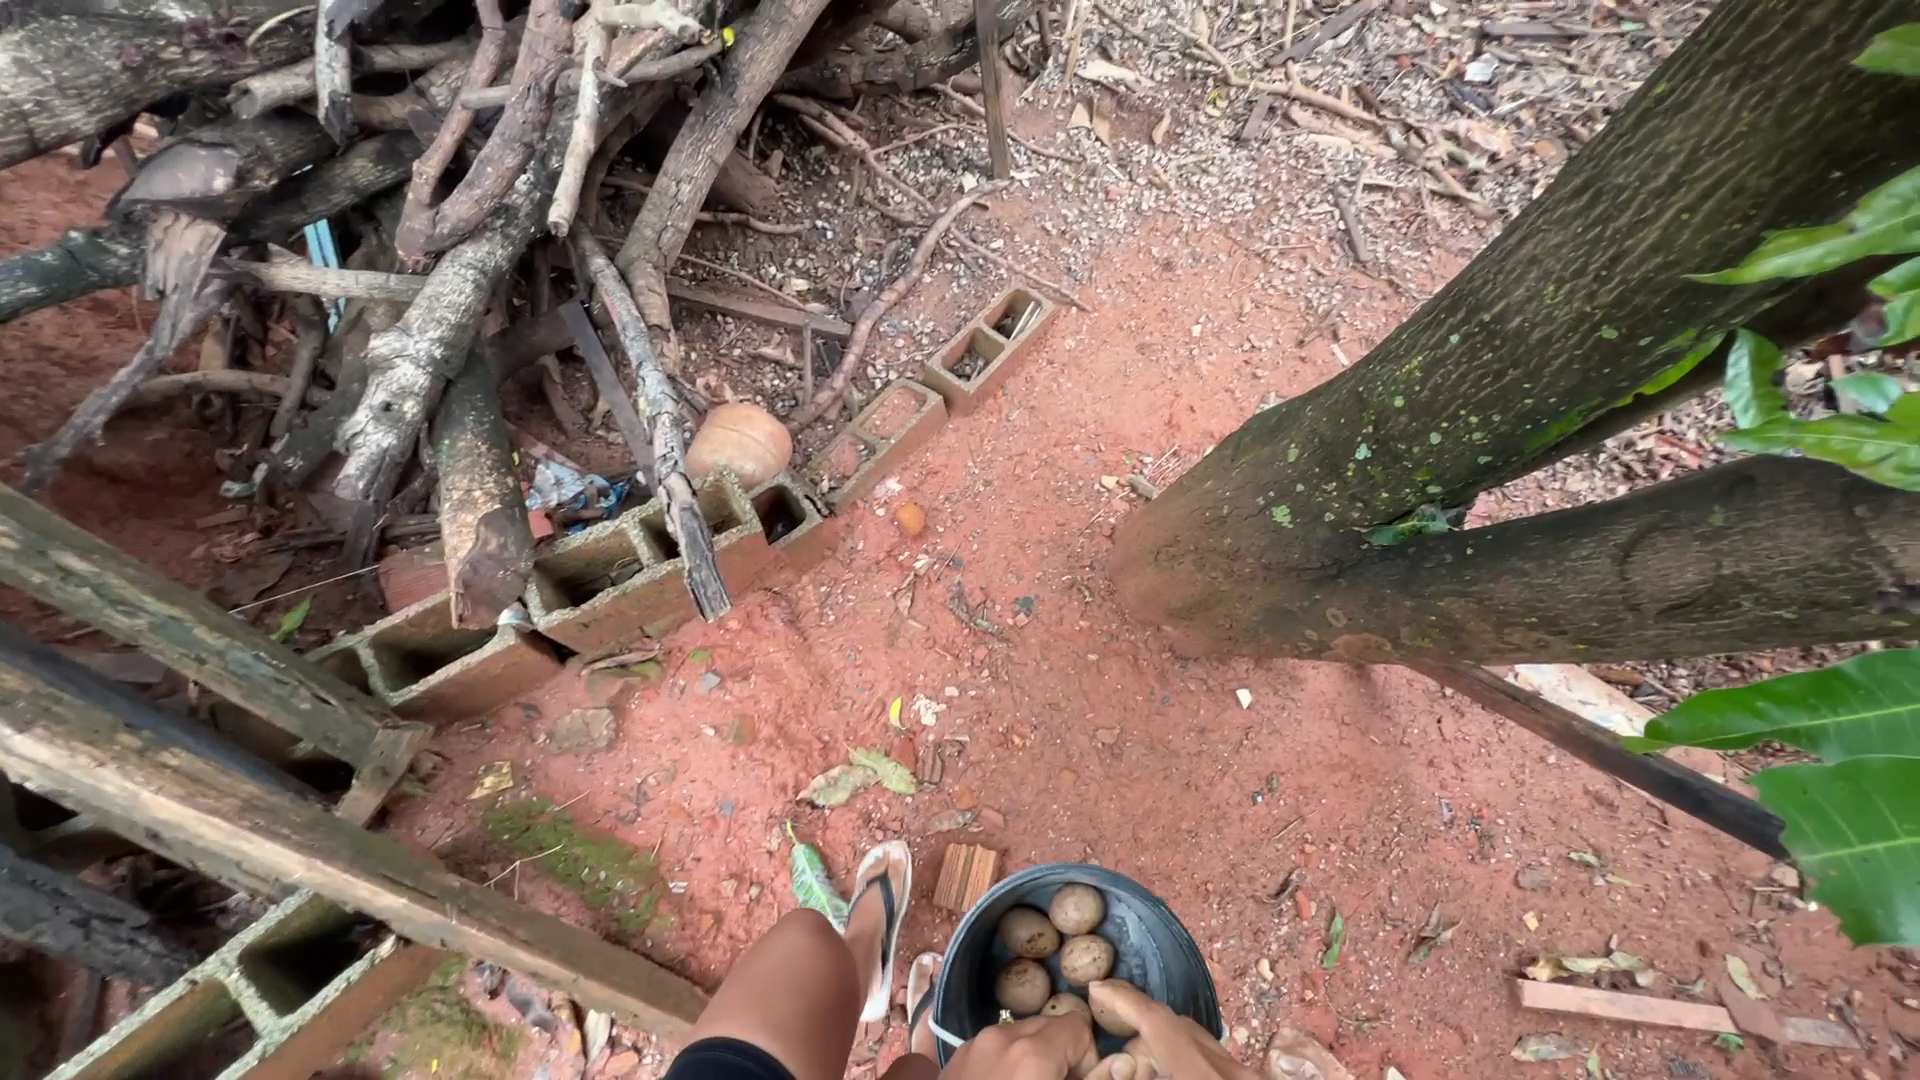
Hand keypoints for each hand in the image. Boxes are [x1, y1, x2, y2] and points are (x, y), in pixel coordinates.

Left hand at [939, 1014, 1096, 1079]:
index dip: (1085, 1062)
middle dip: (1062, 1060)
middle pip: (1049, 1027)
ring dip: (1035, 1063)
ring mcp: (975, 1044)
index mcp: (1030, 1052)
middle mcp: (1002, 1037)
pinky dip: (1009, 1066)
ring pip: (1022, 1036)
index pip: (1077, 1028)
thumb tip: (1124, 1065)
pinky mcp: (957, 1058)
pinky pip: (997, 1047)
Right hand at [1082, 980, 1258, 1079]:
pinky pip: (1216, 1059)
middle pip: (1177, 1026)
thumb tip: (1120, 1066)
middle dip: (1143, 1030)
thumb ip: (1138, 1077)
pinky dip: (1191, 1060)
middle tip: (1119, 1056)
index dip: (1123, 998)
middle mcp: (1232, 1068)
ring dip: (1167, 1046)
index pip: (1156, 1019)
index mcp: (1202, 1074)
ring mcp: (1250, 1074)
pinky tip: (1176, 1072)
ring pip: (1199, 1042)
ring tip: (1145, 1067)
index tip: (1096, 986)